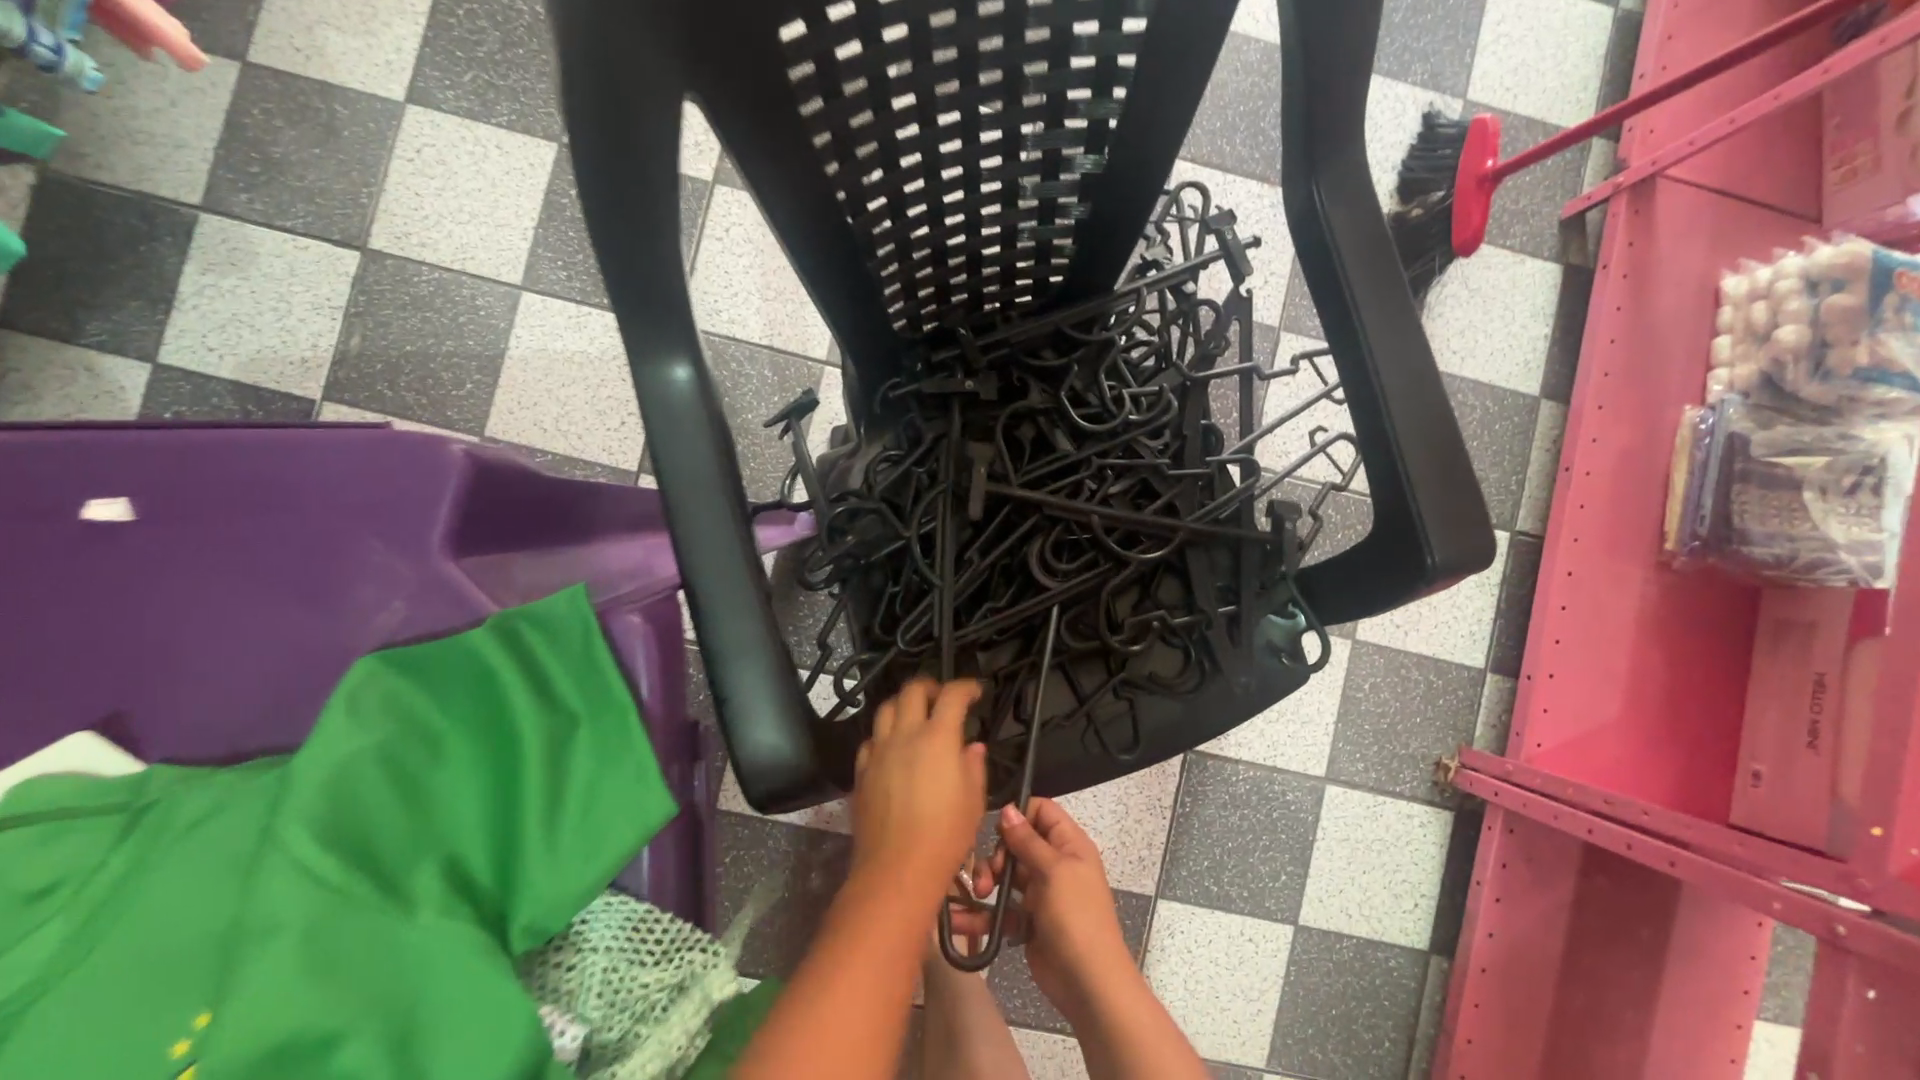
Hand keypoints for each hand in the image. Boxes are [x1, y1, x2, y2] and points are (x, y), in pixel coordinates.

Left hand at [850, 677, 987, 903]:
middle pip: (912, 691)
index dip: (966, 687)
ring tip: (915, 715)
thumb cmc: (946, 835)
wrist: (897, 868)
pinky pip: (870, 740)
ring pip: (885, 709)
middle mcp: (905, 735)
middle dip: (930, 686)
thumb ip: (973, 766)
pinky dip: (883, 735)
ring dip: (903, 704)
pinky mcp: (861, 771)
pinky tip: (892, 748)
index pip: (952, 695)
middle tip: (943, 697)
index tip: (976, 692)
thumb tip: (972, 747)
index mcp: (938, 737)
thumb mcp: (974, 801)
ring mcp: (878, 752)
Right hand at [959, 798, 1134, 1021]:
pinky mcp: (1026, 922)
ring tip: (977, 895)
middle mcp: (1055, 864)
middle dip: (996, 854)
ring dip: (984, 881)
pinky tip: (957, 919)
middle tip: (989, 874)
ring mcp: (1040, 894)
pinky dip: (980, 913)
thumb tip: (1008, 808)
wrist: (1087, 982)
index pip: (1042, 811)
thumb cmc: (1076, 916)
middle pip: (1017, 843)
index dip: (1018, 815)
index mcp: (1069, 845)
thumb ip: (1028, 840)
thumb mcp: (1054, 871)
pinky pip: (999, 909)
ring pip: (1005, 876)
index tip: (997, 830)